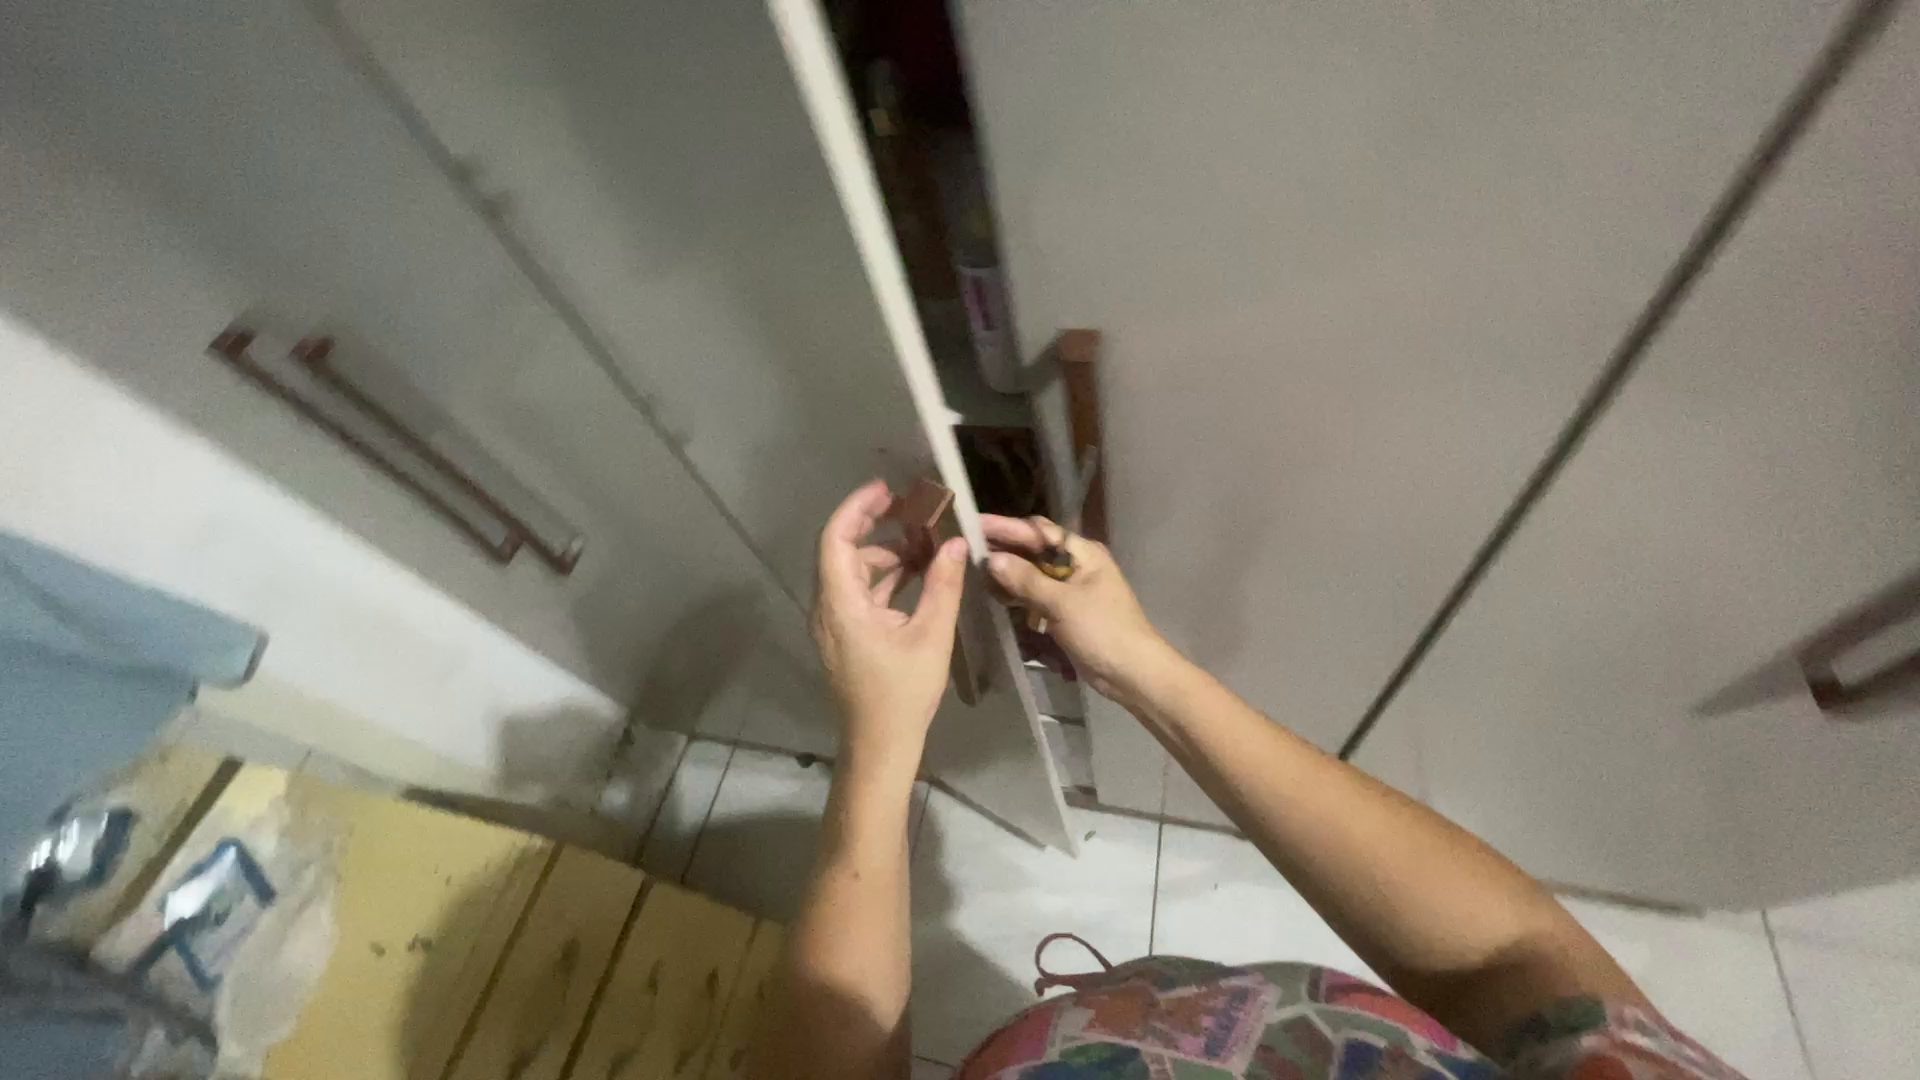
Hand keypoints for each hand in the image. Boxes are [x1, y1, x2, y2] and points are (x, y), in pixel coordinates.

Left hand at [812, 480, 967, 768]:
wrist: (879, 744)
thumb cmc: (903, 692)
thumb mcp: (931, 635)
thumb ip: (943, 584)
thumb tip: (957, 543)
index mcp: (840, 603)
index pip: (835, 539)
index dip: (857, 508)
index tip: (887, 490)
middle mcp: (828, 607)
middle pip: (842, 551)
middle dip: (875, 526)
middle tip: (913, 511)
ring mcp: (834, 623)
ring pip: (852, 572)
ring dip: (884, 553)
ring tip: (924, 544)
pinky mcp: (844, 635)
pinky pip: (858, 593)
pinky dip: (883, 578)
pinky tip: (915, 574)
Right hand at [981, 515, 1174, 705]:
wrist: (1131, 672)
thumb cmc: (1103, 630)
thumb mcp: (1063, 603)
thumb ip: (1027, 580)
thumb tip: (993, 560)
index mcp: (1083, 553)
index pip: (1039, 531)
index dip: (1007, 527)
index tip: (977, 524)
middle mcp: (1076, 565)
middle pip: (1033, 550)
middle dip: (1004, 548)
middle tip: (968, 547)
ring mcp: (1070, 589)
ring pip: (1032, 573)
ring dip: (1008, 572)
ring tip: (974, 569)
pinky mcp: (1064, 611)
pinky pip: (1035, 595)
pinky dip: (1017, 594)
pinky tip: (995, 594)